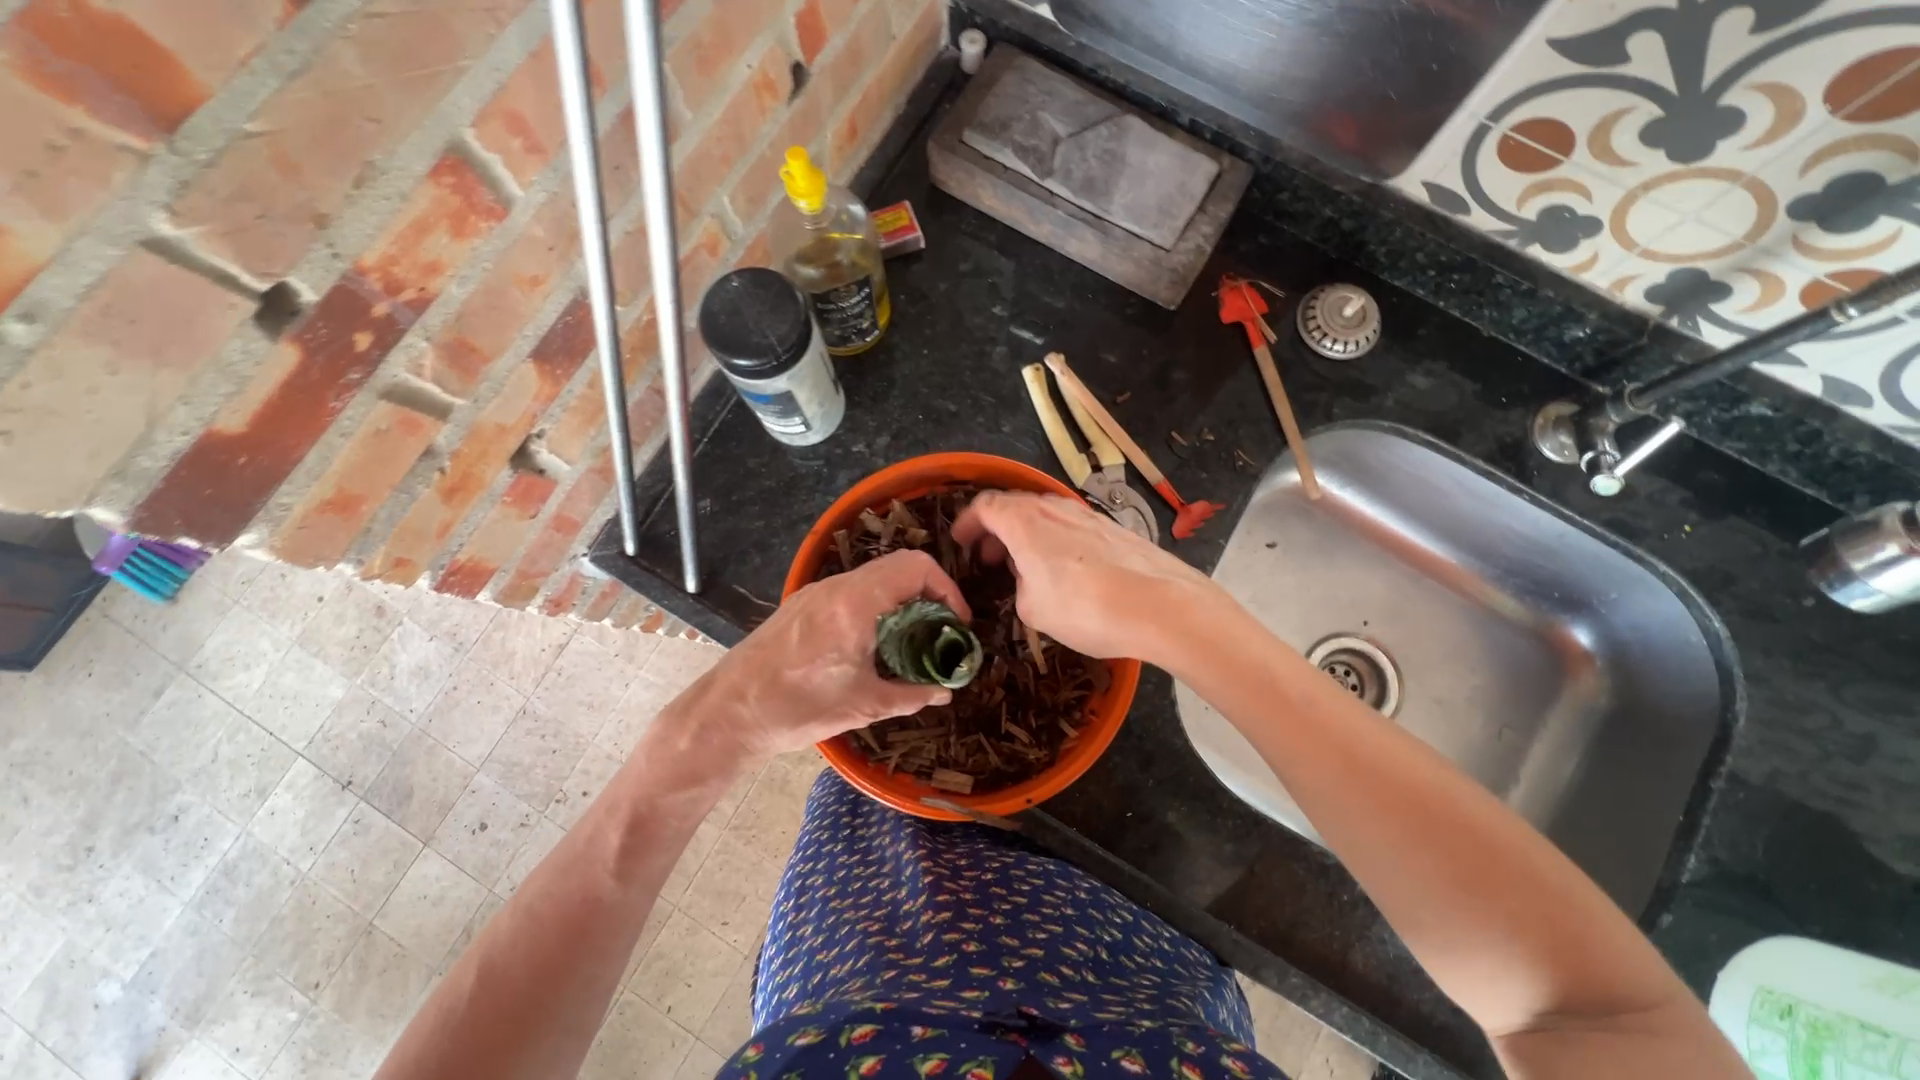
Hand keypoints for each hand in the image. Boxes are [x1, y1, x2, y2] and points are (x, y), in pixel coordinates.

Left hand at [692, 549, 971, 759]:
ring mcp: (814, 594)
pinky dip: (875, 608)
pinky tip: (873, 647)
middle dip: (928, 596)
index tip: (956, 624)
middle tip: (940, 634)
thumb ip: (912, 694)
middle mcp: (835, 587)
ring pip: (873, 580)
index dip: (947, 589)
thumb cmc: (797, 708)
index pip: (916, 567)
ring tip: (911, 644)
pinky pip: (850, 593)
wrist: (727, 714)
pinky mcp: (800, 607)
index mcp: (855, 602)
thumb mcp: (864, 706)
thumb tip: (944, 691)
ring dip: (900, 602)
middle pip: (897, 568)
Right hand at [951, 491, 1218, 662]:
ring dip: (1026, 535)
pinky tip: (1062, 571)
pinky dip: (1053, 541)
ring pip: (1044, 515)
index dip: (967, 522)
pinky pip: (1070, 527)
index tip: (960, 541)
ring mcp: (1087, 516)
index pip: (985, 506)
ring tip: (1023, 567)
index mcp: (1025, 521)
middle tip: (988, 557)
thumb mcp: (1034, 609)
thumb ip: (1020, 587)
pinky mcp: (1113, 530)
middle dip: (995, 529)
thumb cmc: (1087, 608)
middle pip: (1014, 506)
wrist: (1162, 606)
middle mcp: (1054, 508)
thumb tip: (1029, 580)